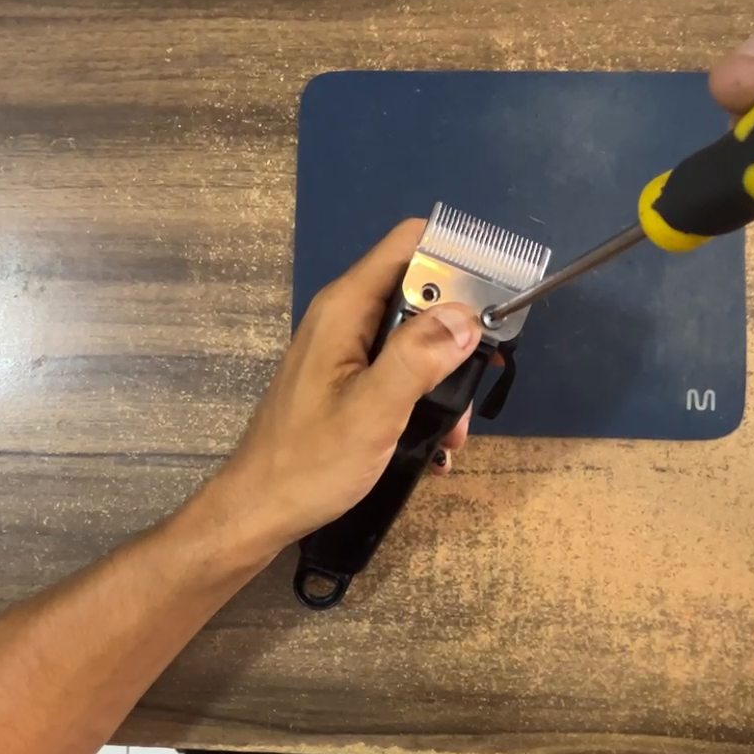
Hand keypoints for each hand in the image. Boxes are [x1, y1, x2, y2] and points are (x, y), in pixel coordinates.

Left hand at [193, 220, 483, 559]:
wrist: (260, 509)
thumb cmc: (309, 463)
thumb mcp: (372, 411)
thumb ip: (418, 358)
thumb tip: (467, 315)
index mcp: (345, 308)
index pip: (409, 244)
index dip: (456, 257)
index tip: (494, 295)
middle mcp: (345, 318)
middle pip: (419, 293)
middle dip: (458, 330)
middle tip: (484, 374)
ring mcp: (345, 351)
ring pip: (414, 338)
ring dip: (444, 377)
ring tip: (456, 429)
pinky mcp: (348, 381)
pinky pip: (399, 372)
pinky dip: (423, 398)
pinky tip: (434, 441)